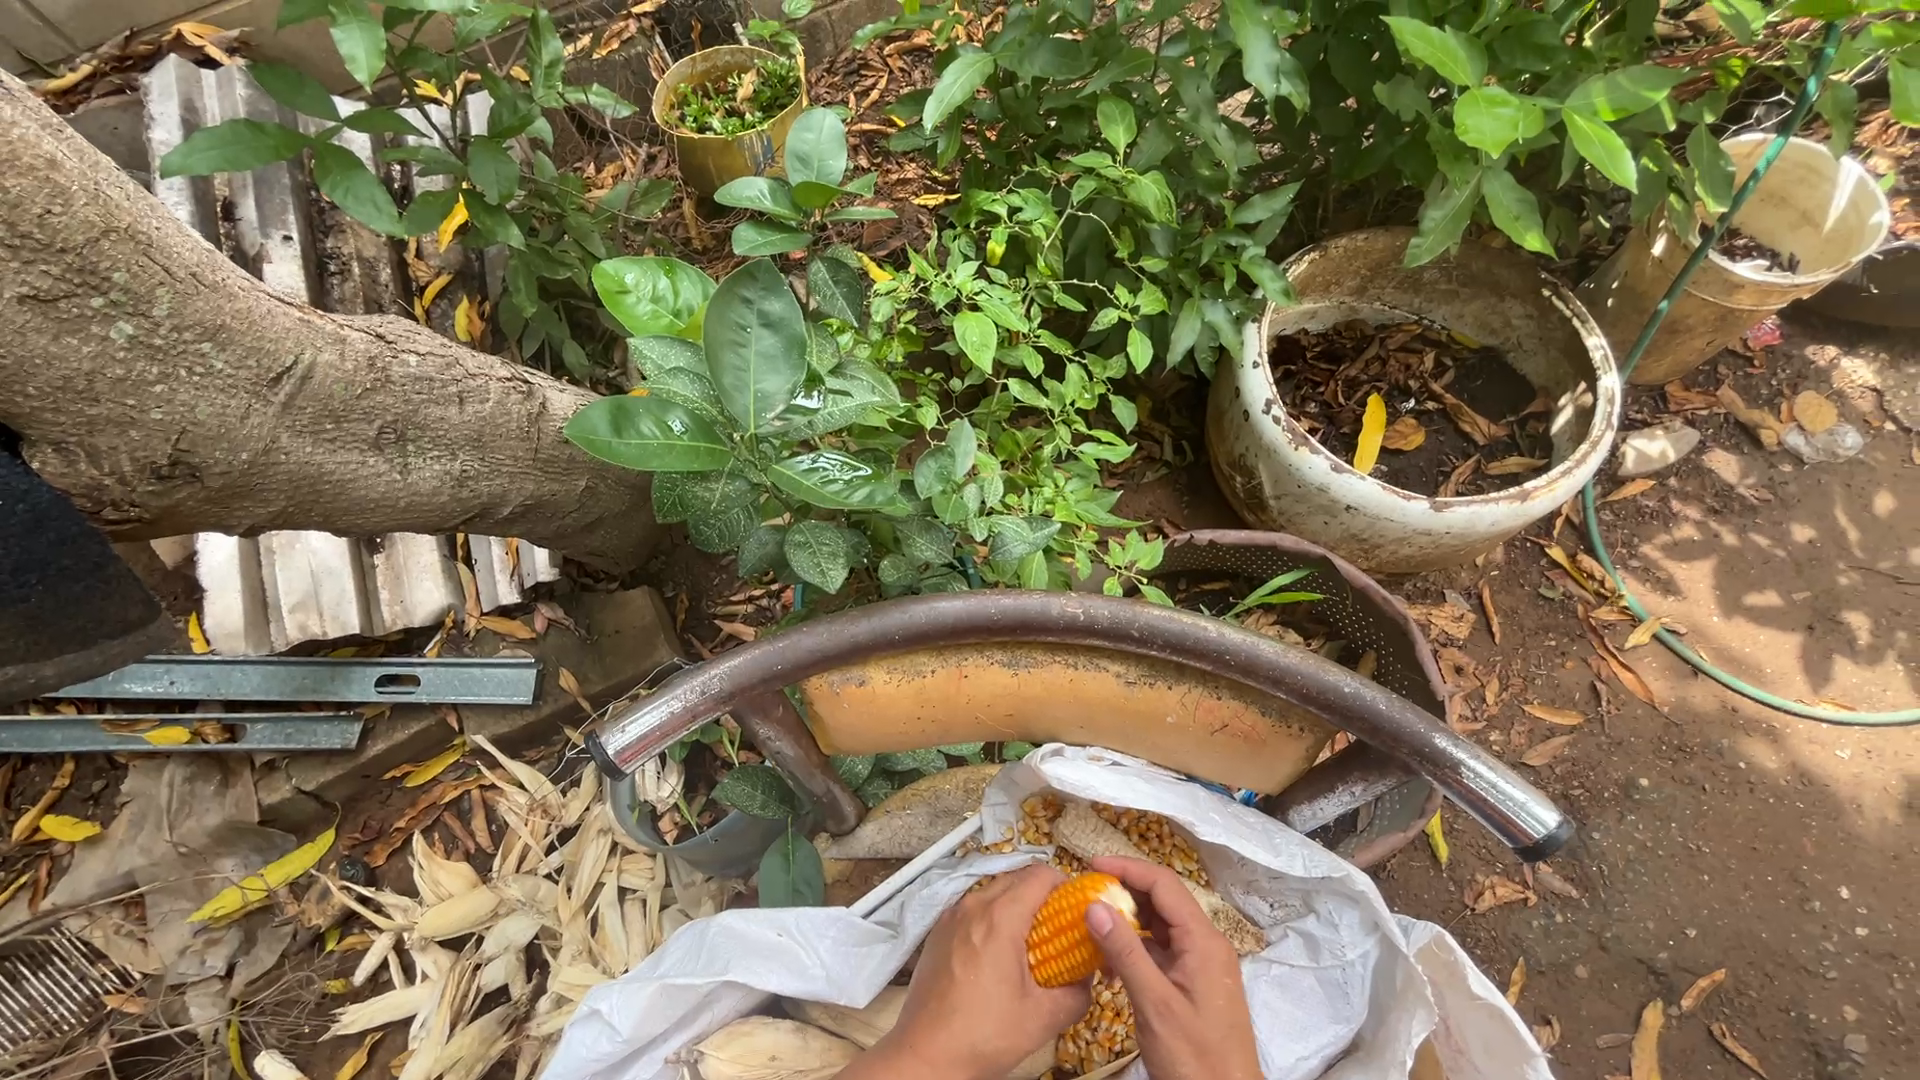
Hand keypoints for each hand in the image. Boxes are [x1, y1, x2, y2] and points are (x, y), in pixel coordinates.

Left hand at [844, 863, 1088, 1079]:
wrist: (925, 1056)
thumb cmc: (984, 1035)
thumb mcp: (1042, 1019)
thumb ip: (1076, 993)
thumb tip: (1087, 977)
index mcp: (1000, 917)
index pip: (1040, 874)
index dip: (1064, 884)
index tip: (1076, 909)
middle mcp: (973, 905)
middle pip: (1017, 878)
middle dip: (1042, 895)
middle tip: (1059, 927)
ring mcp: (951, 915)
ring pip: (993, 891)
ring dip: (1016, 905)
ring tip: (1029, 943)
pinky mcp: (938, 930)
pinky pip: (973, 908)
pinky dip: (992, 917)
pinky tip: (997, 954)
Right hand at [1086, 855, 1261, 1079]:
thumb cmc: (1194, 1057)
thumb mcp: (1154, 1004)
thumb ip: (1124, 951)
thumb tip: (1093, 904)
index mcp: (1203, 940)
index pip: (1164, 883)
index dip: (1127, 868)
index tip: (1091, 866)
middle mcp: (1206, 943)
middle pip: (1163, 900)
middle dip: (1125, 891)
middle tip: (1086, 893)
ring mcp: (1201, 963)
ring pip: (1161, 924)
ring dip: (1128, 920)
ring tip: (1092, 922)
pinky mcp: (1193, 982)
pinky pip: (1162, 950)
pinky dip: (1136, 947)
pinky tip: (1110, 961)